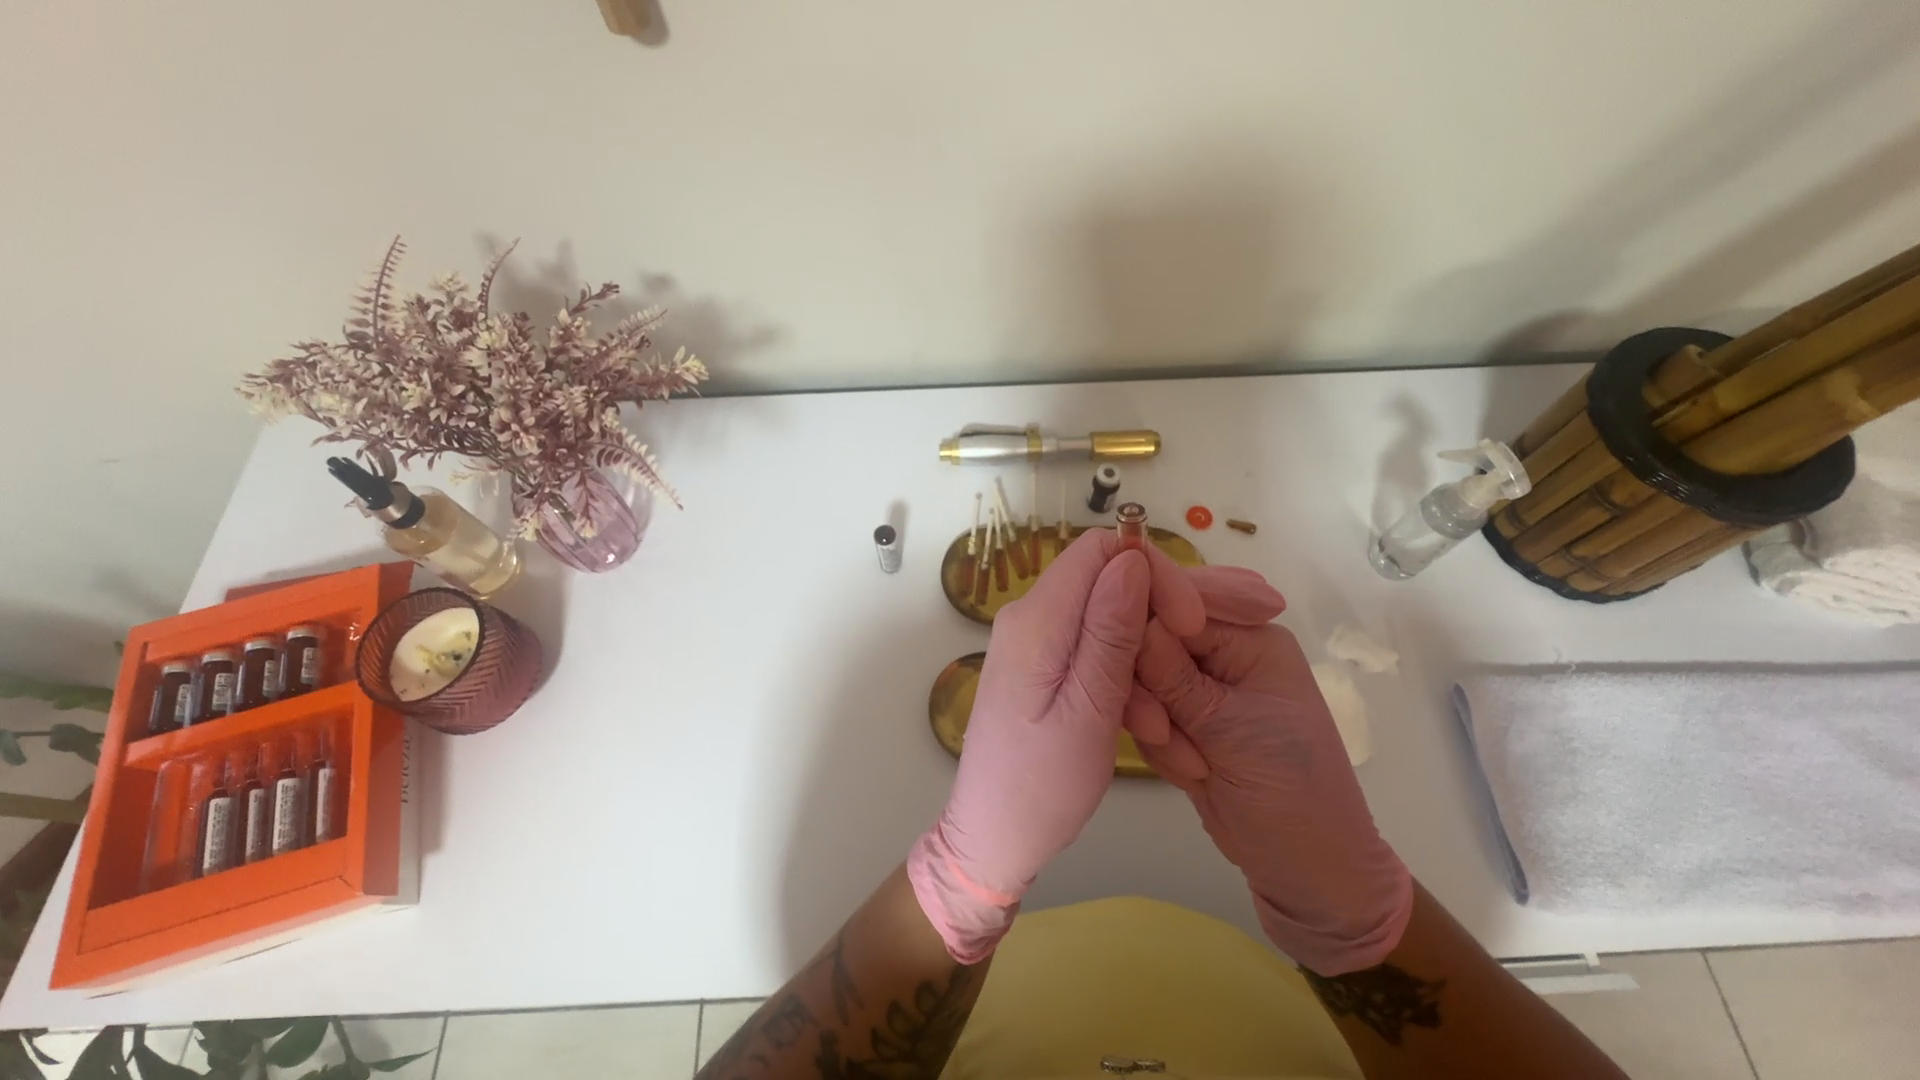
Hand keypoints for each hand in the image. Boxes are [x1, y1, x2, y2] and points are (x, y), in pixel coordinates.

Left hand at [909, 529, 1202, 962]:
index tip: (1191, 621)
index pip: (1100, 551)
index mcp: (1035, 621)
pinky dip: (1122, 676)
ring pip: (1104, 618)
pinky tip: (1140, 722)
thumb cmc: (1041, 787)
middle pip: (1104, 580)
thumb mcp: (1089, 710)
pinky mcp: (1040, 666)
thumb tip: (1132, 559)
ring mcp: (1031, 642)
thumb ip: (1109, 632)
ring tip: (1158, 722)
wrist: (993, 837)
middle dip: (1155, 618)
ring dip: (1141, 658)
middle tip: (1187, 672)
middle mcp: (1028, 618)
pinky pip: (1091, 648)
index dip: (1154, 571)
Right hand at [1128, 566, 1412, 974]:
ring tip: (1194, 766)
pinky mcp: (1187, 724)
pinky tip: (1192, 775)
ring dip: (1158, 727)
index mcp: (1250, 638)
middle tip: (1163, 732)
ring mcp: (1203, 692)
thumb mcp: (1231, 728)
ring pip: (1141, 683)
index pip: (1180, 602)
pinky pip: (1147, 717)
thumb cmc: (1289, 790)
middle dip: (1151, 690)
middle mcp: (1224, 655)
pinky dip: (1161, 748)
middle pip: (1152, 641)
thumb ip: (1172, 673)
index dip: (1144, 618)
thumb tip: (1126, 610)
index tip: (1119, 651)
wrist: (1305, 870)